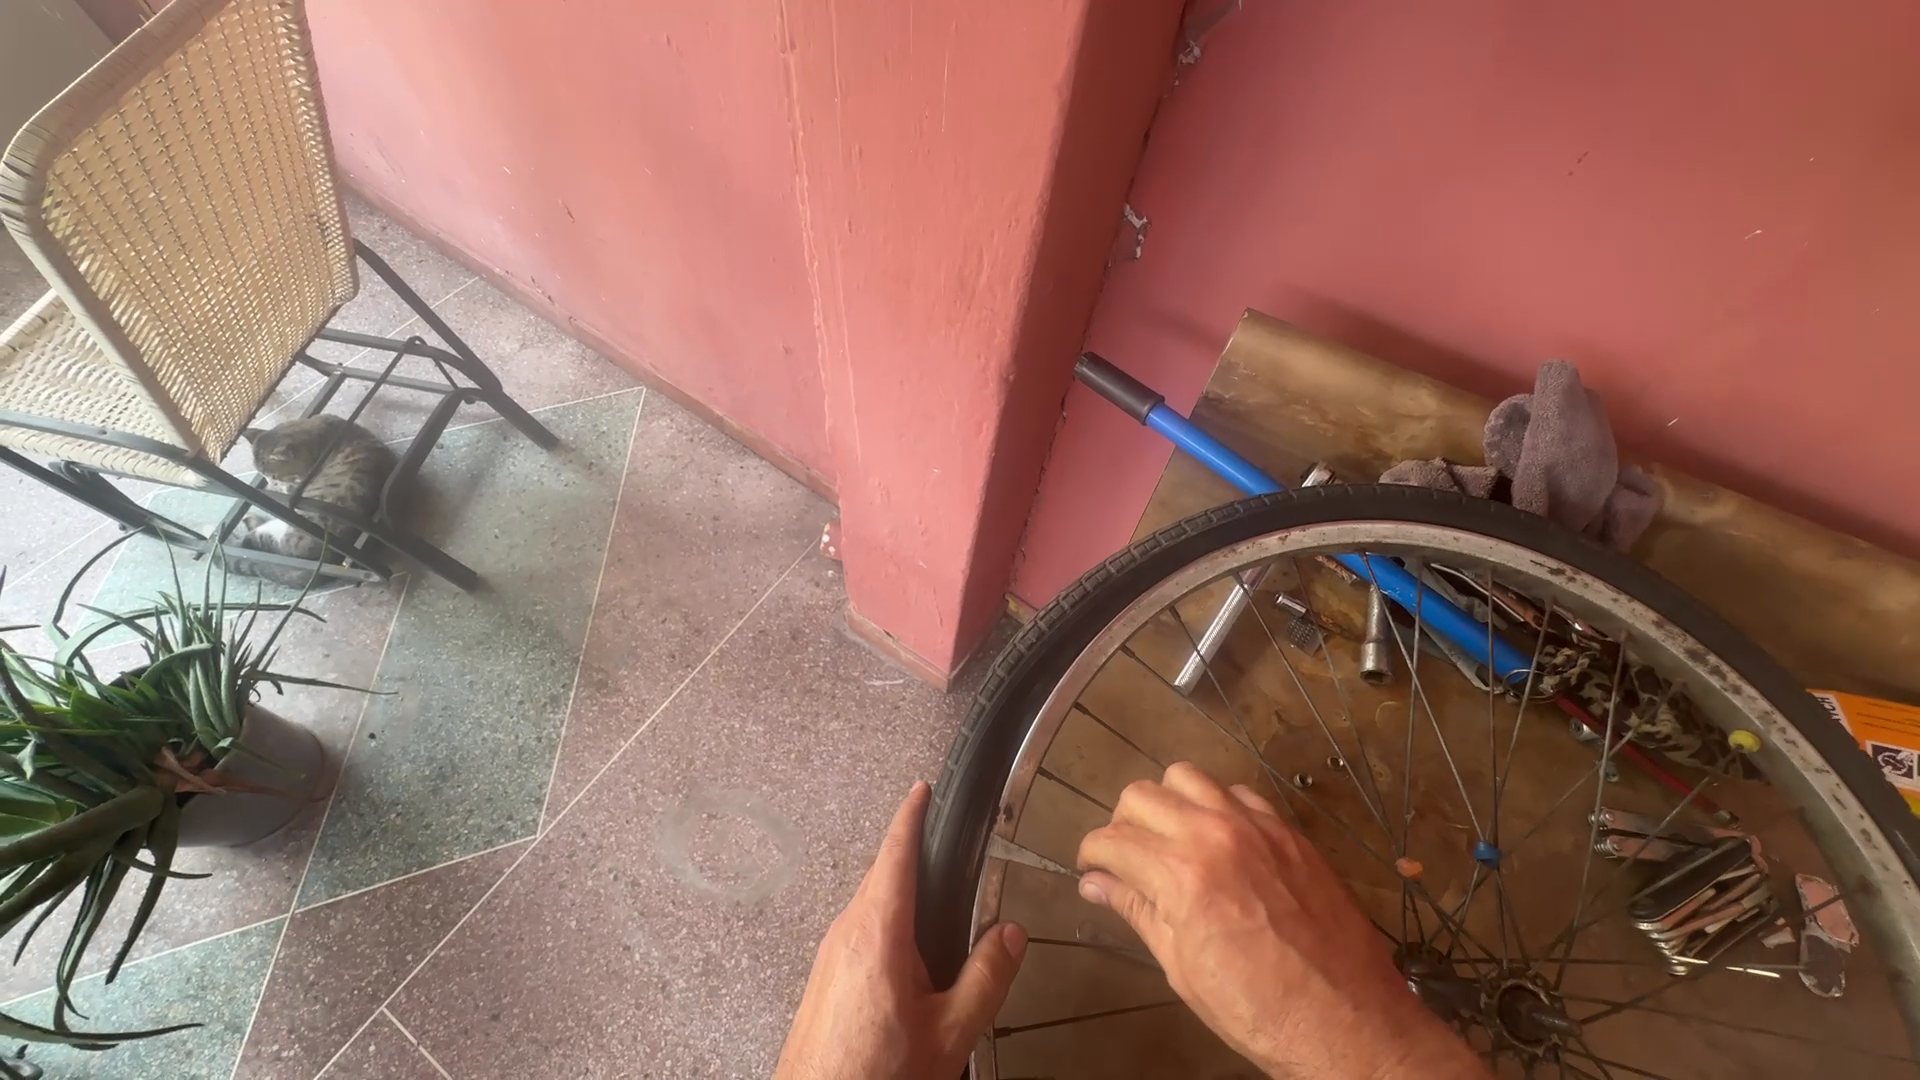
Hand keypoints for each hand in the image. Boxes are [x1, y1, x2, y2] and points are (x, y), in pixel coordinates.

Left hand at [775, 782, 1027, 1079]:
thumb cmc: (873, 1074)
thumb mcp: (947, 1033)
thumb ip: (984, 978)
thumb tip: (1010, 935)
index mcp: (878, 931)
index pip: (896, 852)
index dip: (911, 815)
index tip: (921, 789)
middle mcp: (847, 931)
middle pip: (884, 874)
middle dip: (913, 859)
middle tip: (943, 853)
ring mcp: (830, 952)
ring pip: (870, 903)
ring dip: (900, 896)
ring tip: (935, 916)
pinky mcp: (824, 974)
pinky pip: (859, 929)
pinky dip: (886, 924)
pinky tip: (907, 961)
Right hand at [1076, 763, 1488, 1079]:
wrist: (1350, 1022)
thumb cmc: (1256, 1009)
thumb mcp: (1182, 967)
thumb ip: (1136, 910)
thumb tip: (1093, 884)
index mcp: (1180, 874)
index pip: (1111, 840)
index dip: (1092, 855)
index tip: (1093, 868)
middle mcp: (1212, 834)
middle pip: (1140, 795)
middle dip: (1122, 824)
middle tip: (1130, 856)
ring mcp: (1254, 824)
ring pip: (1185, 776)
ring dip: (1167, 801)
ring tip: (1172, 836)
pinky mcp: (1286, 828)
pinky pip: (1236, 791)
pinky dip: (1217, 805)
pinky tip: (1221, 839)